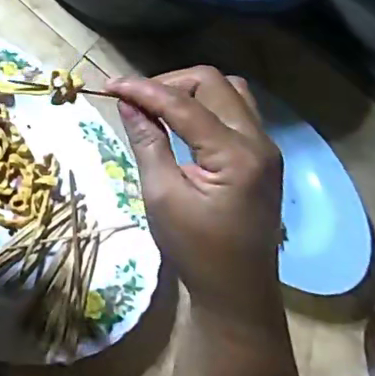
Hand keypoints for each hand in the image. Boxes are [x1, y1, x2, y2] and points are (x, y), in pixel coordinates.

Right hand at [107, 67, 284, 333]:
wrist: (237, 293)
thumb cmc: (196, 250)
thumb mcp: (161, 195)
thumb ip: (147, 142)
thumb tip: (128, 103)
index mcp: (236, 154)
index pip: (183, 103)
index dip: (142, 89)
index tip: (109, 86)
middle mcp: (259, 141)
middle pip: (212, 82)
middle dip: (168, 83)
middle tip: (135, 100)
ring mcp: (265, 147)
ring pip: (228, 90)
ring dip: (189, 90)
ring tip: (157, 108)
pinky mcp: (261, 155)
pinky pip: (235, 109)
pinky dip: (204, 105)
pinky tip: (180, 123)